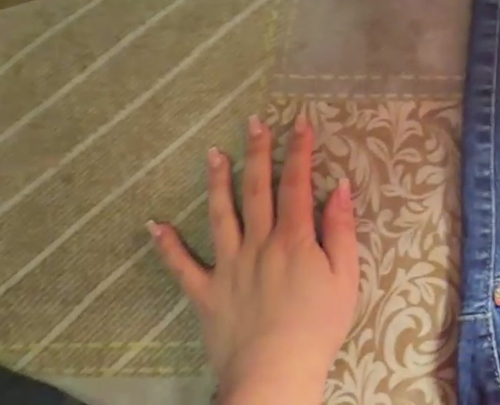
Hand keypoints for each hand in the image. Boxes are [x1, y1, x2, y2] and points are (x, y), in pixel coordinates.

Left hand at [148, 114, 358, 404]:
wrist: (274, 377)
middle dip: (258, 153)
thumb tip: (339, 186)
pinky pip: (182, 267)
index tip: (300, 123)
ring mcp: (229, 266)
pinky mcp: (206, 293)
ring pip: (221, 215)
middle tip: (253, 123)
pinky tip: (154, 225)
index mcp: (294, 238)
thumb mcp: (345, 276)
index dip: (299, 151)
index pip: (297, 184)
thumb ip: (340, 229)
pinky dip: (167, 245)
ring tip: (213, 154)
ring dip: (217, 182)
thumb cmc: (318, 326)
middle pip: (258, 189)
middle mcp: (258, 243)